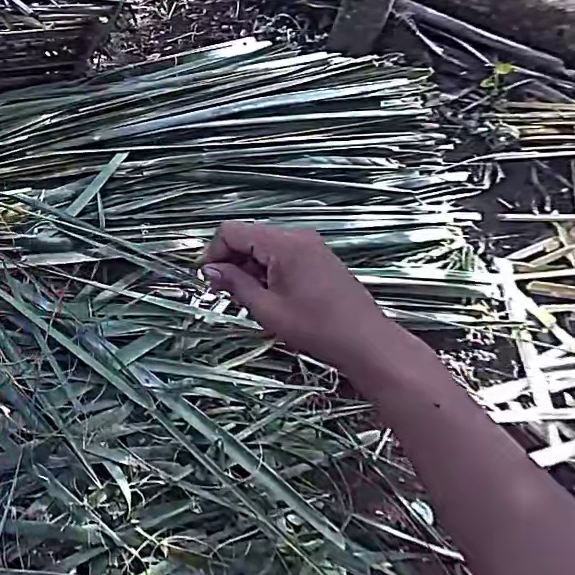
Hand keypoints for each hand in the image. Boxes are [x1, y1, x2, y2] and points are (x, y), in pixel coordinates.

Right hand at [201, 221, 423, 380]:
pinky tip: (266, 294)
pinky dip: (266, 269)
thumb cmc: (317, 328)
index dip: (214, 252)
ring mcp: (310, 246)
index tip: (207, 278)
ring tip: (245, 297)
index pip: (232, 231)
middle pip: (248, 236)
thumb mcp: (268, 309)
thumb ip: (235, 284)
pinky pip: (281, 254)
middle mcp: (297, 237)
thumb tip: (210, 270)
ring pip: (263, 246)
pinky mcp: (317, 257)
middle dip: (230, 260)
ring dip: (248, 267)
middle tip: (221, 291)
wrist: (368, 343)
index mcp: (284, 244)